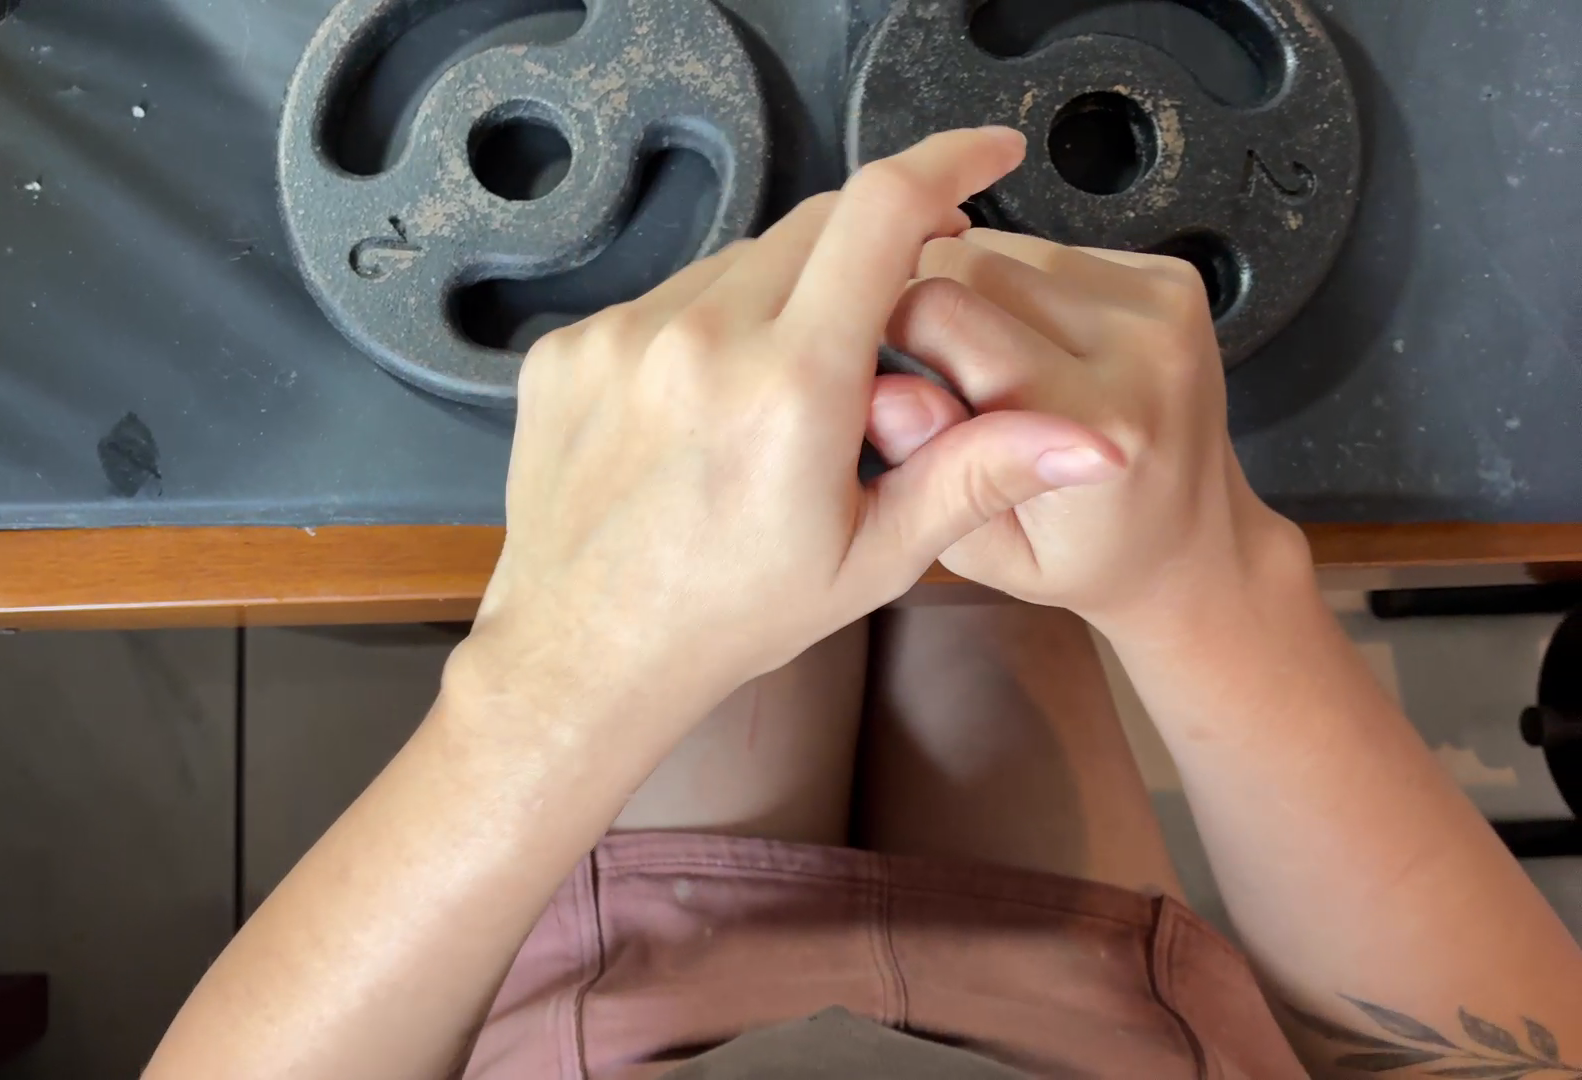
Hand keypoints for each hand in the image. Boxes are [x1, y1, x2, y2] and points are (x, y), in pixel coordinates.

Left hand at [454, 128, 1125, 738]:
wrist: (587, 651)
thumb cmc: (729, 618)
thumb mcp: (865, 561)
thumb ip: (974, 476)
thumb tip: (1095, 438)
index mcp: (789, 386)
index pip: (881, 212)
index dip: (944, 164)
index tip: (981, 159)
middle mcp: (695, 339)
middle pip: (807, 230)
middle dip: (859, 255)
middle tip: (869, 325)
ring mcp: (615, 340)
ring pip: (727, 267)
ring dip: (770, 300)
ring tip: (767, 393)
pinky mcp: (564, 352)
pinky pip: (655, 305)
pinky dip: (696, 329)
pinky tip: (691, 406)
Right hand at [864, 228, 1307, 640]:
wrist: (1190, 545)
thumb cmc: (1075, 558)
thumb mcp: (978, 551)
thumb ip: (927, 475)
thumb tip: (875, 393)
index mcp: (1087, 419)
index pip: (940, 312)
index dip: (886, 331)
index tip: (878, 372)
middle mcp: (1136, 344)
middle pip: (965, 263)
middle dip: (921, 307)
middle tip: (919, 371)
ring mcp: (1159, 303)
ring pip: (999, 245)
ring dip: (966, 295)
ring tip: (974, 364)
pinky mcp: (1168, 278)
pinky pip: (1043, 250)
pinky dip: (1010, 288)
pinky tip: (1019, 344)